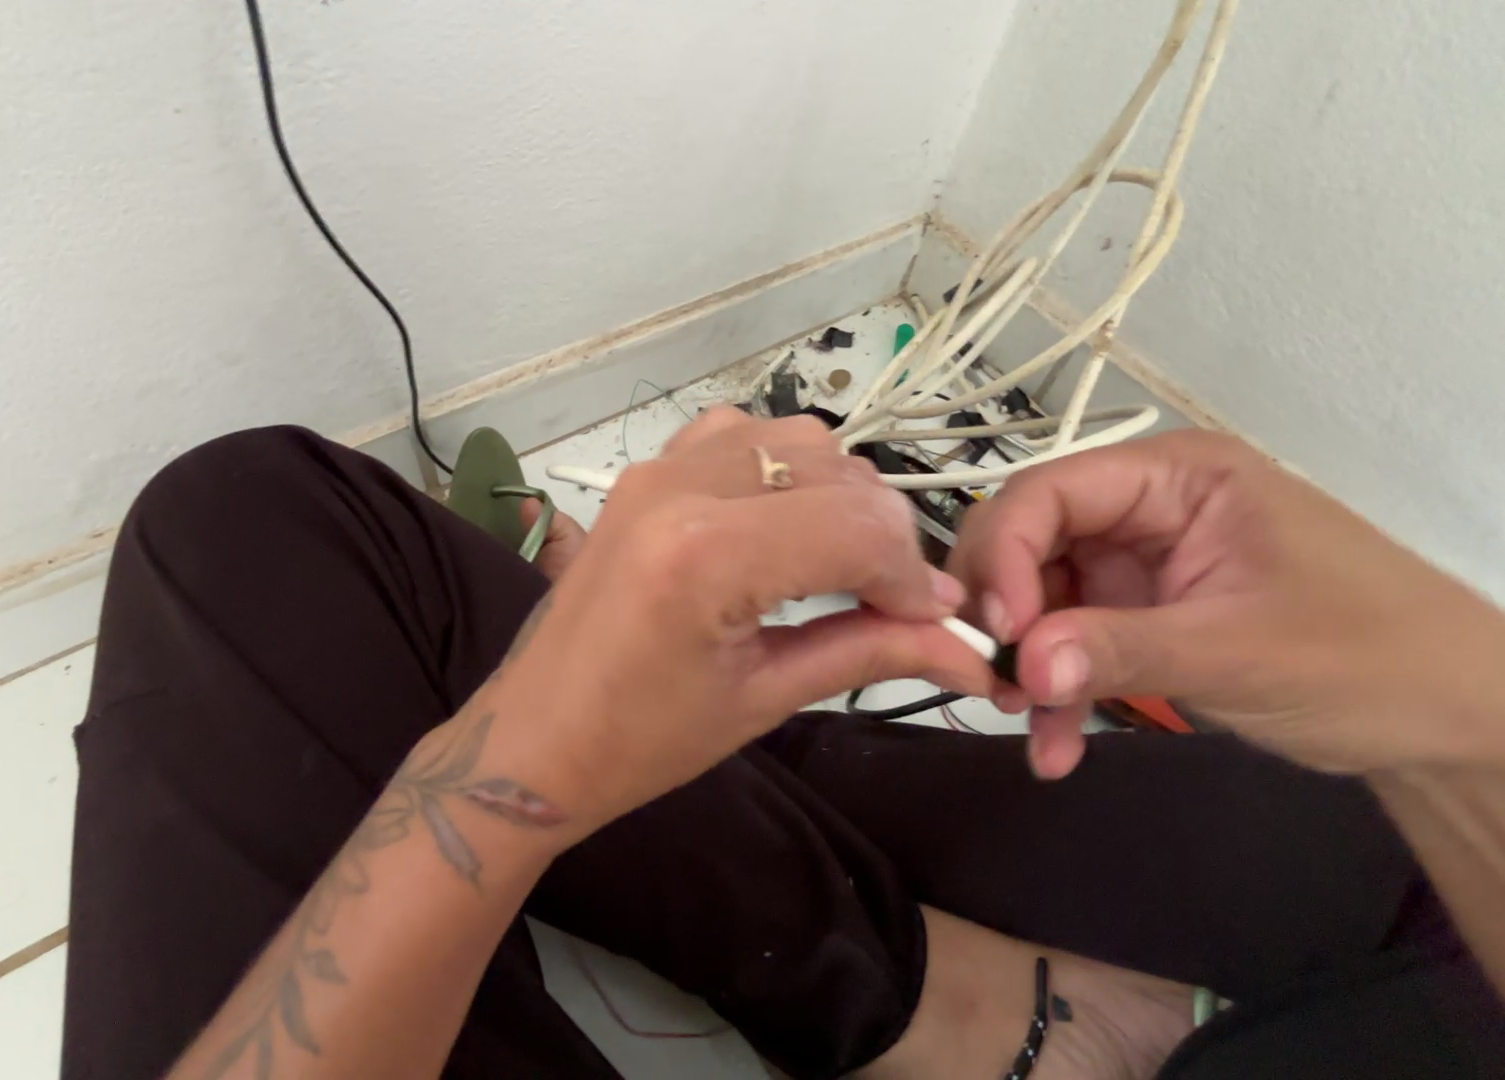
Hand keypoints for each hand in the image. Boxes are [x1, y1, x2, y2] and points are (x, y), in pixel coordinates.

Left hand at [489, 407, 995, 834]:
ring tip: (837, 565)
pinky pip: (739, 436)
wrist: (537, 734)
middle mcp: (682, 487)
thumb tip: (967, 648)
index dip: (913, 576)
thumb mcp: (764, 698)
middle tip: (890, 603)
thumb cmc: (641, 740)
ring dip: (837, 496)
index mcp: (708, 553)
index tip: (931, 621)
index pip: (859, 529)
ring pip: (796, 441)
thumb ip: (870, 653)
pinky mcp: (645, 472)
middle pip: (837, 475)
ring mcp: (657, 469)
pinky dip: (781, 467)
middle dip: (883, 538)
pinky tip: (779, 523)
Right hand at [950, 429, 1504, 778]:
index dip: (1006, 556)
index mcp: (1172, 478)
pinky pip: (1062, 642)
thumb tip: (1023, 666)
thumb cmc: (1374, 660)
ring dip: (1022, 663)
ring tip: (1024, 719)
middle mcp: (1138, 510)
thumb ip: (1121, 650)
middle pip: (1023, 543)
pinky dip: (1052, 692)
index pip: (1046, 494)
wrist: (1452, 728)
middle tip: (994, 678)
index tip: (1002, 632)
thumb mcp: (1241, 652)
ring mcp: (1130, 563)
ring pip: (1033, 600)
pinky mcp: (1129, 613)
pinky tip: (1055, 744)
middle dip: (1001, 613)